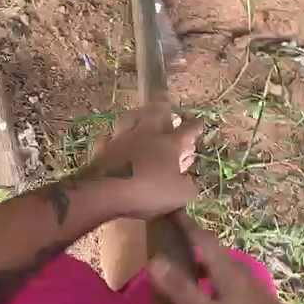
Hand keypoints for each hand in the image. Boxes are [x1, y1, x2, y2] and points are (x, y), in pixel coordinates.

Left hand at [75, 105, 200, 219]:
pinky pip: (109, 138)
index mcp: (168, 144)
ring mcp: (122, 139)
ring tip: (140, 116)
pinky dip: (113, 138)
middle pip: (156, 115)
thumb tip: (188, 181)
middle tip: (166, 108)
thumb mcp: (180, 194)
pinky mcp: (103, 149)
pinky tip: (113, 139)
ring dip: (137, 116)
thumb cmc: (148, 191)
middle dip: (164, 110)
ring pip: (130, 120)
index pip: (187, 130)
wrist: (106, 191)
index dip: (195, 126)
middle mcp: (145, 135)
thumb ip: (188, 185)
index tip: (200, 121)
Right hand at [147, 214, 303, 303]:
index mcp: (230, 272)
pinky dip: (212, 287)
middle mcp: (244, 276)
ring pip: (223, 273)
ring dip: (202, 269)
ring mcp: (255, 294)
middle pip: (214, 255)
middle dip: (192, 247)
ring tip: (181, 273)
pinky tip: (207, 302)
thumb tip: (154, 258)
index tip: (169, 207)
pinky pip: (229, 289)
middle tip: (168, 243)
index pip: (203, 239)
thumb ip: (182, 290)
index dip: (186, 224)